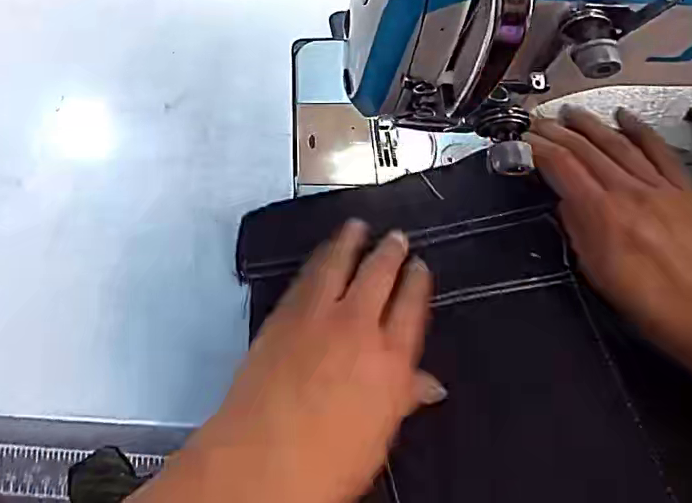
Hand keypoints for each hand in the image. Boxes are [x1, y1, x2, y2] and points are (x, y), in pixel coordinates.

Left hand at [139, 220, 440, 502]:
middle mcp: (360, 325)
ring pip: (343, 261)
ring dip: (353, 239)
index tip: (420, 266)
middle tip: (397, 237)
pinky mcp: (288, 310)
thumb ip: (404, 399)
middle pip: (381, 273)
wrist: (260, 464)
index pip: (412, 305)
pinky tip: (324, 250)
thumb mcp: (378, 437)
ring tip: (359, 226)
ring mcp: (322, 313)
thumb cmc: (326, 466)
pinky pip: (310, 272)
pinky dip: (321, 255)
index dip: (418, 280)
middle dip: (391, 251)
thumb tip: (431, 386)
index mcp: (392, 360)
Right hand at [529, 107, 691, 377]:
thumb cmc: (659, 314)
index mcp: (605, 215)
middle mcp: (630, 191)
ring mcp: (662, 187)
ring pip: (619, 143)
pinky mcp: (688, 191)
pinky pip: (660, 151)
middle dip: (558, 131)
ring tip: (570, 112)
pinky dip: (640, 130)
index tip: (524, 138)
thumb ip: (579, 233)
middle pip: (587, 149)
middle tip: (538, 120)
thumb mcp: (603, 280)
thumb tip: (564, 201)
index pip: (563, 166)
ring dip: (591, 124)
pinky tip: (625, 116)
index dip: (539, 148)